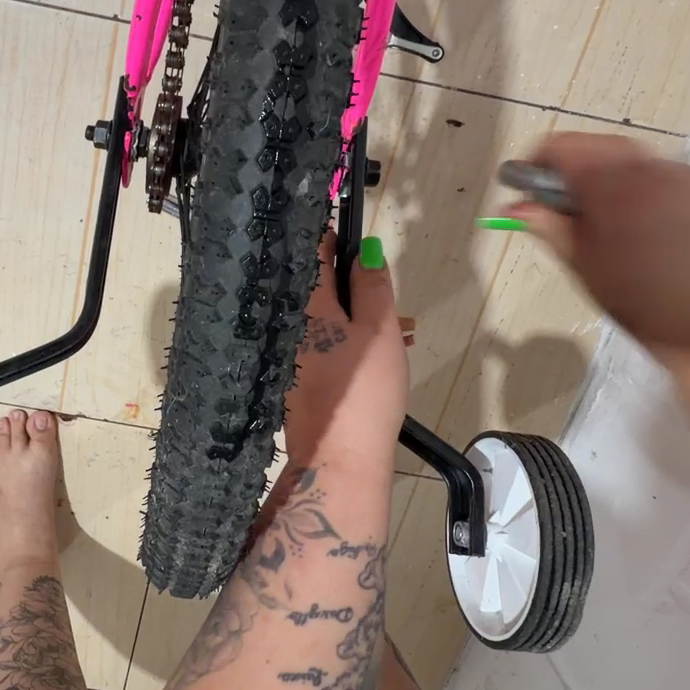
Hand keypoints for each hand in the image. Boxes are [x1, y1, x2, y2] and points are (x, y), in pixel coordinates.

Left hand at [281, 231, 407, 471]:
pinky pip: (323, 345)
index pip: (312, 255)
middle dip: (357, 287)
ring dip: (361, 317)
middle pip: (321, 290)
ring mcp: (289, 354)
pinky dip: (349, 342)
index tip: (350, 232)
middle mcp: (288, 325)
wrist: (340, 458)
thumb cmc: (363, 389)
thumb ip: (372, 285)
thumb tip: (364, 248)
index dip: (332, 239)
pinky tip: (380, 356)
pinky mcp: (296, 378)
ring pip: (327, 320)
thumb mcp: (377, 330)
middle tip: (391, 299)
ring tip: (402, 331)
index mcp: (305, 306)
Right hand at [510, 132, 689, 353]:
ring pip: (635, 163)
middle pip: (600, 148)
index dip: (537, 165)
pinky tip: (646, 231)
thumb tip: (514, 205)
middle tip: (559, 212)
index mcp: (617, 188)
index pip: (563, 148)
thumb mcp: (588, 271)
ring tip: (606, 226)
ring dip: (609, 181)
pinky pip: (667, 177)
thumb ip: (551, 229)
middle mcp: (655, 169)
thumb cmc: (649, 309)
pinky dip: (644, 192)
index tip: (525, 192)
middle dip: (573, 171)